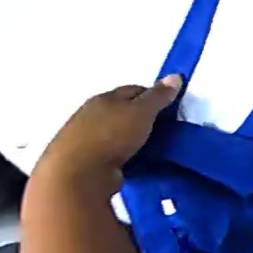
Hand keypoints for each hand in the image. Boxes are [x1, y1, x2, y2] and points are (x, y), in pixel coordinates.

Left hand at [32, 76, 182, 194]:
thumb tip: (175, 76)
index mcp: (104, 98)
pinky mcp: (85, 162)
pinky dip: (125, 156)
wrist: (77, 176)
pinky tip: (136, 163)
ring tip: (154, 148)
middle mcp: (91, 114)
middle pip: (123, 111)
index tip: (171, 108)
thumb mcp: (142, 112)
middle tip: (166, 129)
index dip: (155, 96)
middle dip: (144, 118)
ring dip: (133, 138)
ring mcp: (85, 139)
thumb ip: (158, 96)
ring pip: (117, 133)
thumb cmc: (111, 136)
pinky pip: (112, 153)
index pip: (134, 90)